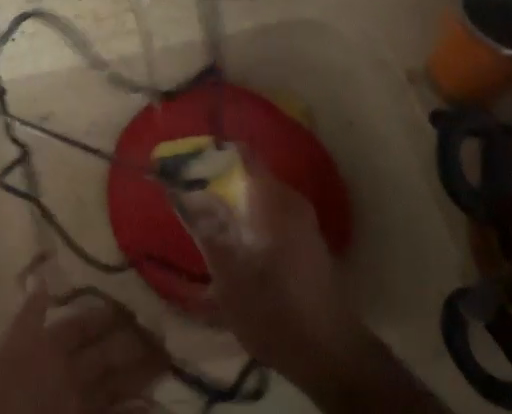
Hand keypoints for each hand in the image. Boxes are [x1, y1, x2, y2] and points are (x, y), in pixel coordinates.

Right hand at [0, 286, 168, 413]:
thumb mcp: (6, 346)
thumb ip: (28, 314)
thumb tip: (41, 280)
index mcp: (52, 346)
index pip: (86, 323)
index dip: (108, 312)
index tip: (128, 302)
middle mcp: (74, 370)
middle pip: (110, 349)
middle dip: (133, 337)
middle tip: (156, 326)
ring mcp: (84, 402)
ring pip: (120, 380)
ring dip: (143, 368)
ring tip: (164, 356)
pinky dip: (137, 411)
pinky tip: (153, 404)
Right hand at [177, 152, 364, 387]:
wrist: (330, 357)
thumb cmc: (275, 311)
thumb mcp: (229, 274)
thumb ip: (206, 227)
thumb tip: (180, 190)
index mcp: (274, 202)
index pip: (242, 155)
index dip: (211, 154)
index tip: (183, 162)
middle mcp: (292, 204)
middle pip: (248, 177)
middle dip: (216, 182)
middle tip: (184, 196)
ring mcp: (302, 225)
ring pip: (258, 200)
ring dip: (231, 206)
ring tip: (200, 222)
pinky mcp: (305, 246)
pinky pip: (268, 218)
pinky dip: (246, 224)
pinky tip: (229, 246)